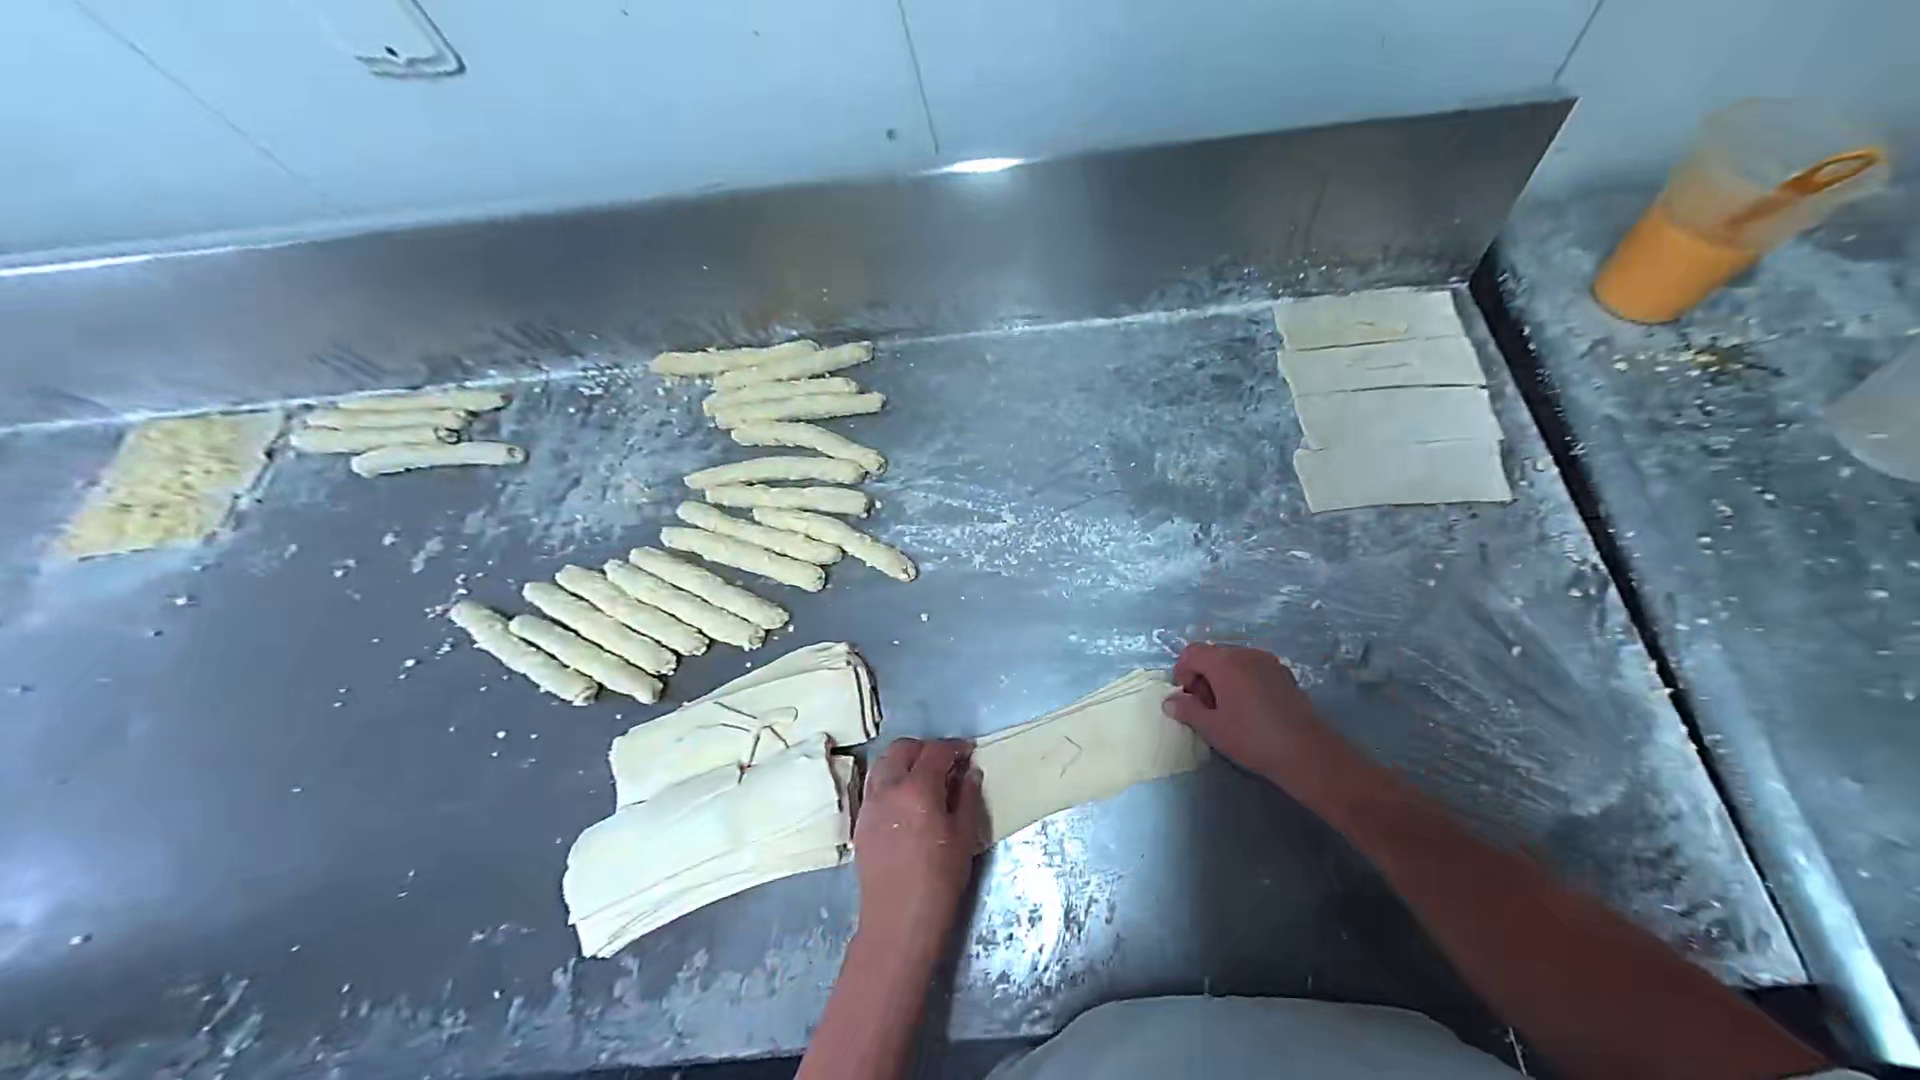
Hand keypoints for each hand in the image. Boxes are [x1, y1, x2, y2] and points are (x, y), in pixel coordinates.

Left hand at [852, 738, 984, 951]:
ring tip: (924, 776)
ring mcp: (870, 804)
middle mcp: (888, 788)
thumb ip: (967, 797)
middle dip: (925, 748)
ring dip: (904, 760)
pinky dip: (891, 779)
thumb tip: (969, 773)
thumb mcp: (963, 837)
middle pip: (903, 749)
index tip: (967, 752)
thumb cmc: (939, 880)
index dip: (954, 747)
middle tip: (946, 762)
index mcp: (917, 788)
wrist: (898, 921)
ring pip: (883, 764)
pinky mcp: (860, 821)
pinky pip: (874, 786)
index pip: (935, 752)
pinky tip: (906, 799)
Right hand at [1163, 644, 1349, 793]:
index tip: (1187, 698)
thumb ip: (1187, 710)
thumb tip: (1170, 701)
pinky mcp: (1283, 673)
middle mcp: (1246, 654)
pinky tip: (1249, 707)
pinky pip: (1252, 667)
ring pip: (1233, 660)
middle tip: (1206, 706)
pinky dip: (1242, 679)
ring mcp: (1268, 661)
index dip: (1182, 673)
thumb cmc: (1252, 738)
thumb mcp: (1212, 728)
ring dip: (1222, 677)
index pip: (1192, 653)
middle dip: (1202, 675)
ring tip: (1227, 708)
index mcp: (1225, 663)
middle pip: (1212, 654)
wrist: (1306, 753)